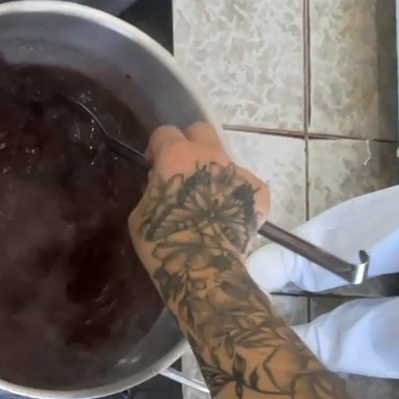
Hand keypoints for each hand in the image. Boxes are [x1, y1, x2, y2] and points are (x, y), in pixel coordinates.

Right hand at [127, 122, 269, 271]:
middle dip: (189, 144)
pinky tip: (226, 220)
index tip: (154, 166)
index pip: (164, 133)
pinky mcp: (259, 192)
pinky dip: (233, 198)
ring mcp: (239, 171)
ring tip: (207, 207)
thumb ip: (151, 191)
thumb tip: (163, 182)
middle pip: (201, 130)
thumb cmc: (161, 243)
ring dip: (212, 176)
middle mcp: (211, 156)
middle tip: (182, 173)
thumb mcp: (139, 215)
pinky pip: (243, 186)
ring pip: (224, 162)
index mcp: (176, 157)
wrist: (204, 268)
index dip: (157, 148)